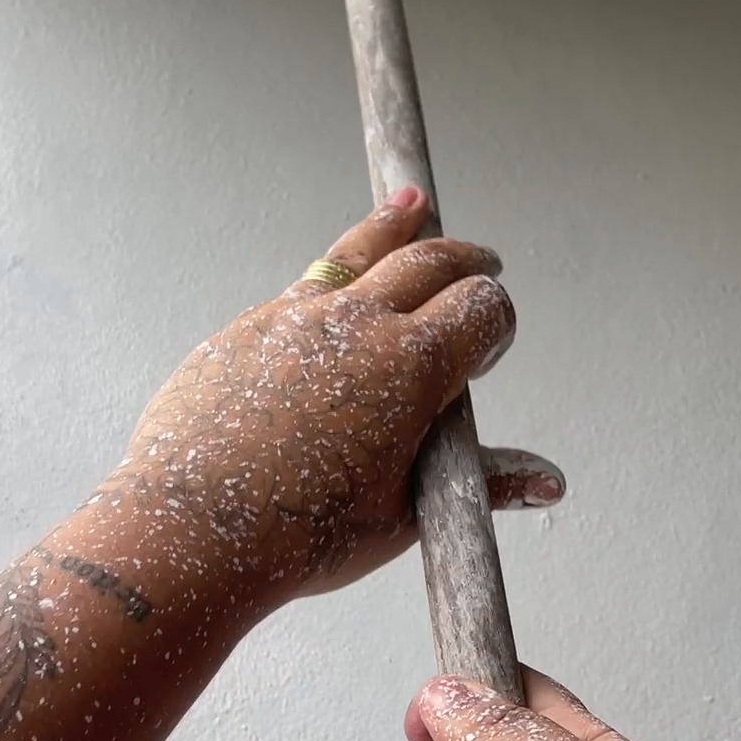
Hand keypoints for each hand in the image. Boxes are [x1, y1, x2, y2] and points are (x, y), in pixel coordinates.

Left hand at [108, 187, 563, 597]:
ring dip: (397, 227)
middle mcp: (361, 324)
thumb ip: (486, 482)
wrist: (191, 534)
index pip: (482, 304)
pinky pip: (306, 285)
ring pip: (361, 251)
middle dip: (467, 259)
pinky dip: (337, 276)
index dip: (498, 319)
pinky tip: (341, 289)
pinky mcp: (250, 326)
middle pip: (431, 260)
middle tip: (485, 258)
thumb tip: (550, 484)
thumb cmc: (304, 535)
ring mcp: (299, 317)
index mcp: (412, 366)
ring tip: (414, 206)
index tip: (491, 342)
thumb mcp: (410, 511)